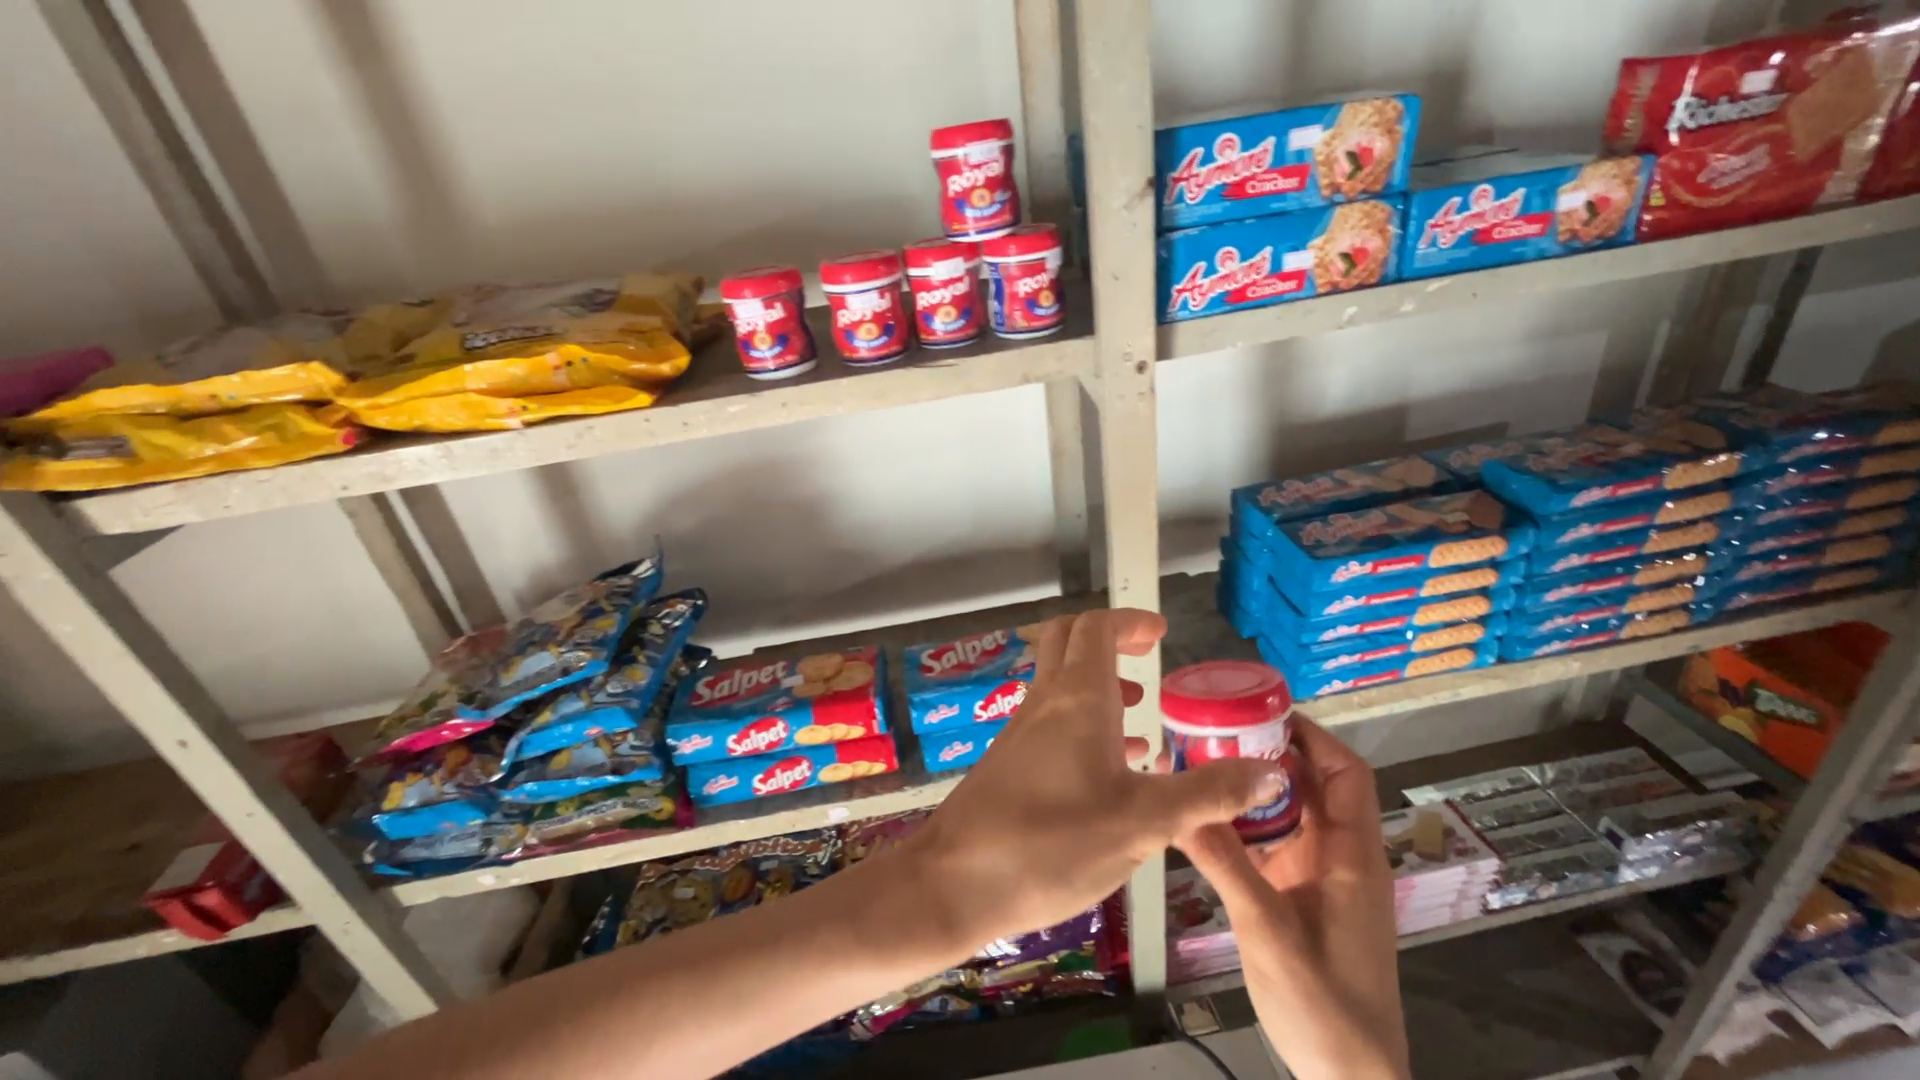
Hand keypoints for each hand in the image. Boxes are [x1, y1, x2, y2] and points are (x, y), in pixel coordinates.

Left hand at [898, 609, 1288, 954]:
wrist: (953, 885)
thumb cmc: (1051, 842)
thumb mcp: (1144, 822)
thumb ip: (1207, 794)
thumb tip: (1269, 771)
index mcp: (1077, 699)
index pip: (1097, 628)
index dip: (1130, 621)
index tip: (1161, 634)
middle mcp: (1045, 704)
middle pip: (1069, 643)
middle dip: (1109, 641)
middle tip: (1149, 659)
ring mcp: (1021, 734)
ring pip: (1061, 688)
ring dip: (1101, 689)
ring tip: (1145, 720)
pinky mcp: (1011, 767)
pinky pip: (1053, 728)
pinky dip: (1087, 730)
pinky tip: (1113, 776)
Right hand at [1177, 719, 1409, 1079]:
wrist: (1351, 1076)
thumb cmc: (1323, 1004)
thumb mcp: (1266, 930)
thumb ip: (1226, 865)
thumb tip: (1181, 807)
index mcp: (1353, 856)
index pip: (1346, 773)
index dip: (1311, 735)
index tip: (1262, 710)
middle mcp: (1345, 858)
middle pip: (1318, 786)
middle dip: (1272, 754)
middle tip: (1216, 731)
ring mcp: (1328, 881)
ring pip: (1297, 815)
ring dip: (1259, 789)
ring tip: (1207, 765)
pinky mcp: (1309, 901)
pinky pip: (1282, 846)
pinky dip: (1253, 826)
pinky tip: (1212, 824)